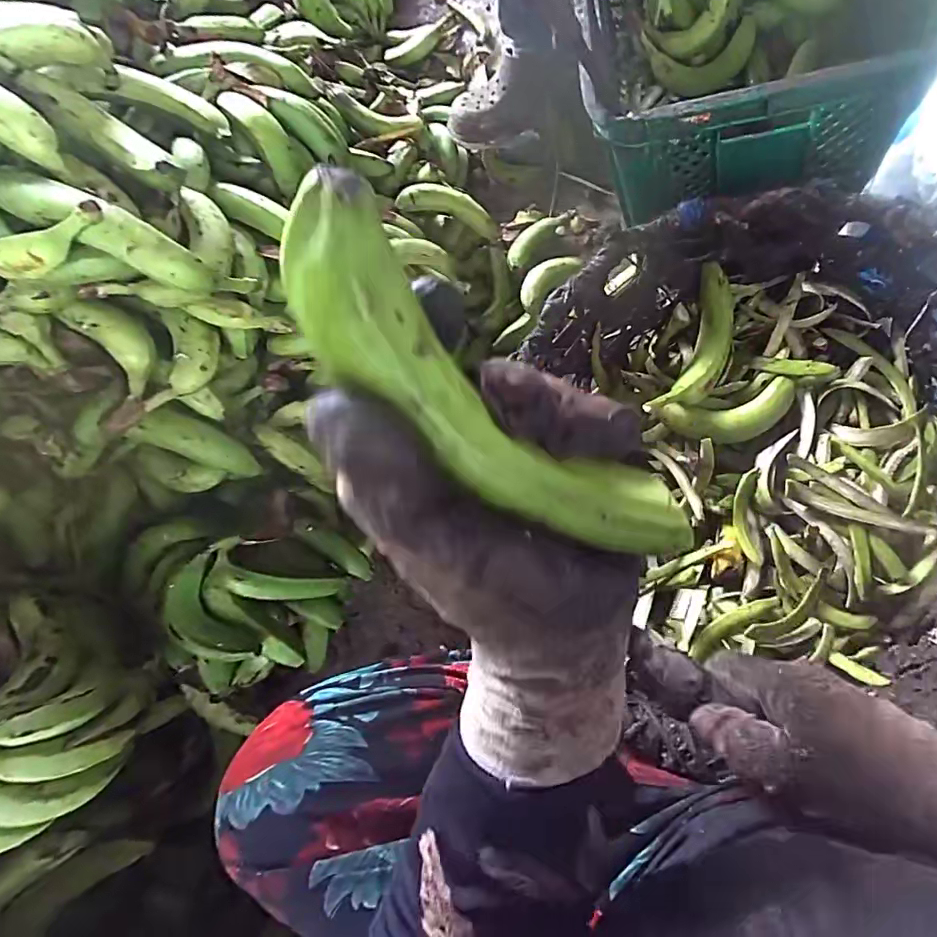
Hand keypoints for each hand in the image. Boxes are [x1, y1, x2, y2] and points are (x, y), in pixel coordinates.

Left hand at [306, 360, 642, 651]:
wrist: (573, 630)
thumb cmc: (492, 595)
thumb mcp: (432, 547)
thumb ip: (385, 483)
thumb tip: (332, 400)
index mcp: (423, 447)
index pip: (406, 372)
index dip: (412, 331)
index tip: (433, 305)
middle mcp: (477, 429)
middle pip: (487, 369)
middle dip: (505, 380)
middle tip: (512, 390)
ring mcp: (537, 434)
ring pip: (546, 389)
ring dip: (558, 411)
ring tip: (573, 455)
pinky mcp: (591, 445)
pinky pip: (599, 415)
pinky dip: (600, 429)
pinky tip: (603, 457)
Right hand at [630, 634, 936, 922]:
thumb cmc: (861, 788)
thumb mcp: (787, 774)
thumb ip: (737, 741)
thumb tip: (700, 716)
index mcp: (780, 680)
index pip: (719, 667)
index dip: (701, 692)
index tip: (698, 726)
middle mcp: (799, 671)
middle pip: (744, 683)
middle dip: (734, 715)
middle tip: (739, 760)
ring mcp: (826, 686)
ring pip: (771, 700)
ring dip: (763, 728)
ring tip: (773, 770)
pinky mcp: (848, 705)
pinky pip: (798, 711)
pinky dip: (789, 734)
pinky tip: (805, 767)